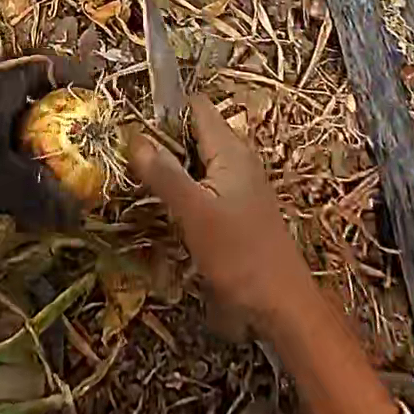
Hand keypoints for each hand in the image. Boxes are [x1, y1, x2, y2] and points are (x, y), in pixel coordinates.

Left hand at [0, 55, 76, 235]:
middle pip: (31, 90)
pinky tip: (12, 176)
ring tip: (52, 161)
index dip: (75, 77)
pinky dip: (9, 147)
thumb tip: (79, 214)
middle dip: (58, 112)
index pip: (46, 67)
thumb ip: (41, 196)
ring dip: (32, 133)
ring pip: (9, 113)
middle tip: (80, 135)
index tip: (97, 95)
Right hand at [129, 89, 400, 413]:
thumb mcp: (195, 213)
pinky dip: (183, 186)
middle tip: (130, 157)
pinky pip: (204, 181)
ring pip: (197, 158)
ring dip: (171, 166)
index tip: (132, 126)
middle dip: (163, 140)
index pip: (195, 106)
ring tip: (140, 179)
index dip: (164, 109)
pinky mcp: (237, 205)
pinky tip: (166, 206)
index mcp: (230, 149)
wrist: (283, 307)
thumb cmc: (240, 256)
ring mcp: (239, 182)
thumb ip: (165, 174)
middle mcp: (237, 157)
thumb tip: (135, 138)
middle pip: (193, 131)